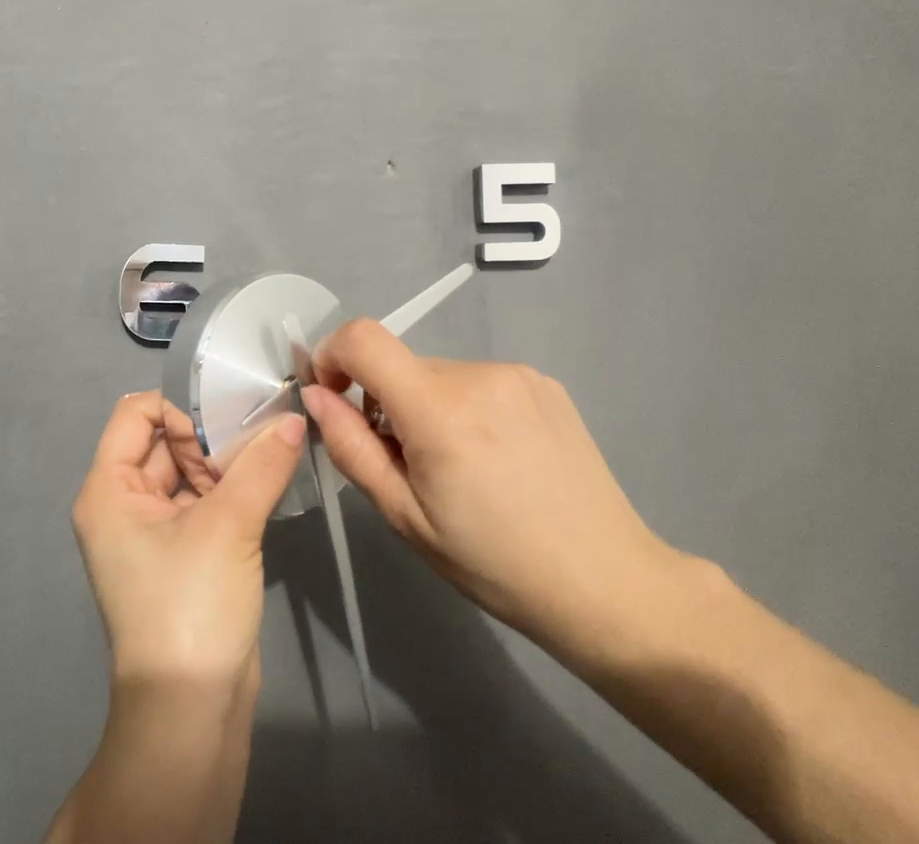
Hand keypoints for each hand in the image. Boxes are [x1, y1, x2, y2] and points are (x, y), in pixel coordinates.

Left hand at [71, 390, 306, 685]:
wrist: (190, 708)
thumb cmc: (190, 605)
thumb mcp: (227, 527)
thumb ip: (261, 466)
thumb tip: (294, 418)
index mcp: (108, 490)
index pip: (135, 414)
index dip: (180, 407)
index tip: (232, 417)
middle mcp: (123, 506)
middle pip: (164, 443)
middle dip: (212, 434)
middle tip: (265, 434)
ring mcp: (152, 534)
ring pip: (189, 475)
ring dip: (228, 464)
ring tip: (275, 456)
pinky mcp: (182, 558)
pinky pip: (203, 507)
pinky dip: (233, 493)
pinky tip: (271, 485)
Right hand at [301, 319, 686, 647]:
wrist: (603, 580)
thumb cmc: (491, 562)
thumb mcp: (403, 515)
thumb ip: (350, 447)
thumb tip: (315, 394)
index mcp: (439, 409)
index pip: (363, 338)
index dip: (331, 355)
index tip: (333, 398)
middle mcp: (479, 375)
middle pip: (401, 365)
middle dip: (384, 403)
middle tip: (405, 466)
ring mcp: (518, 375)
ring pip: (439, 375)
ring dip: (426, 408)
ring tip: (457, 469)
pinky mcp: (545, 385)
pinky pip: (477, 382)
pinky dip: (463, 408)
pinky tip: (493, 460)